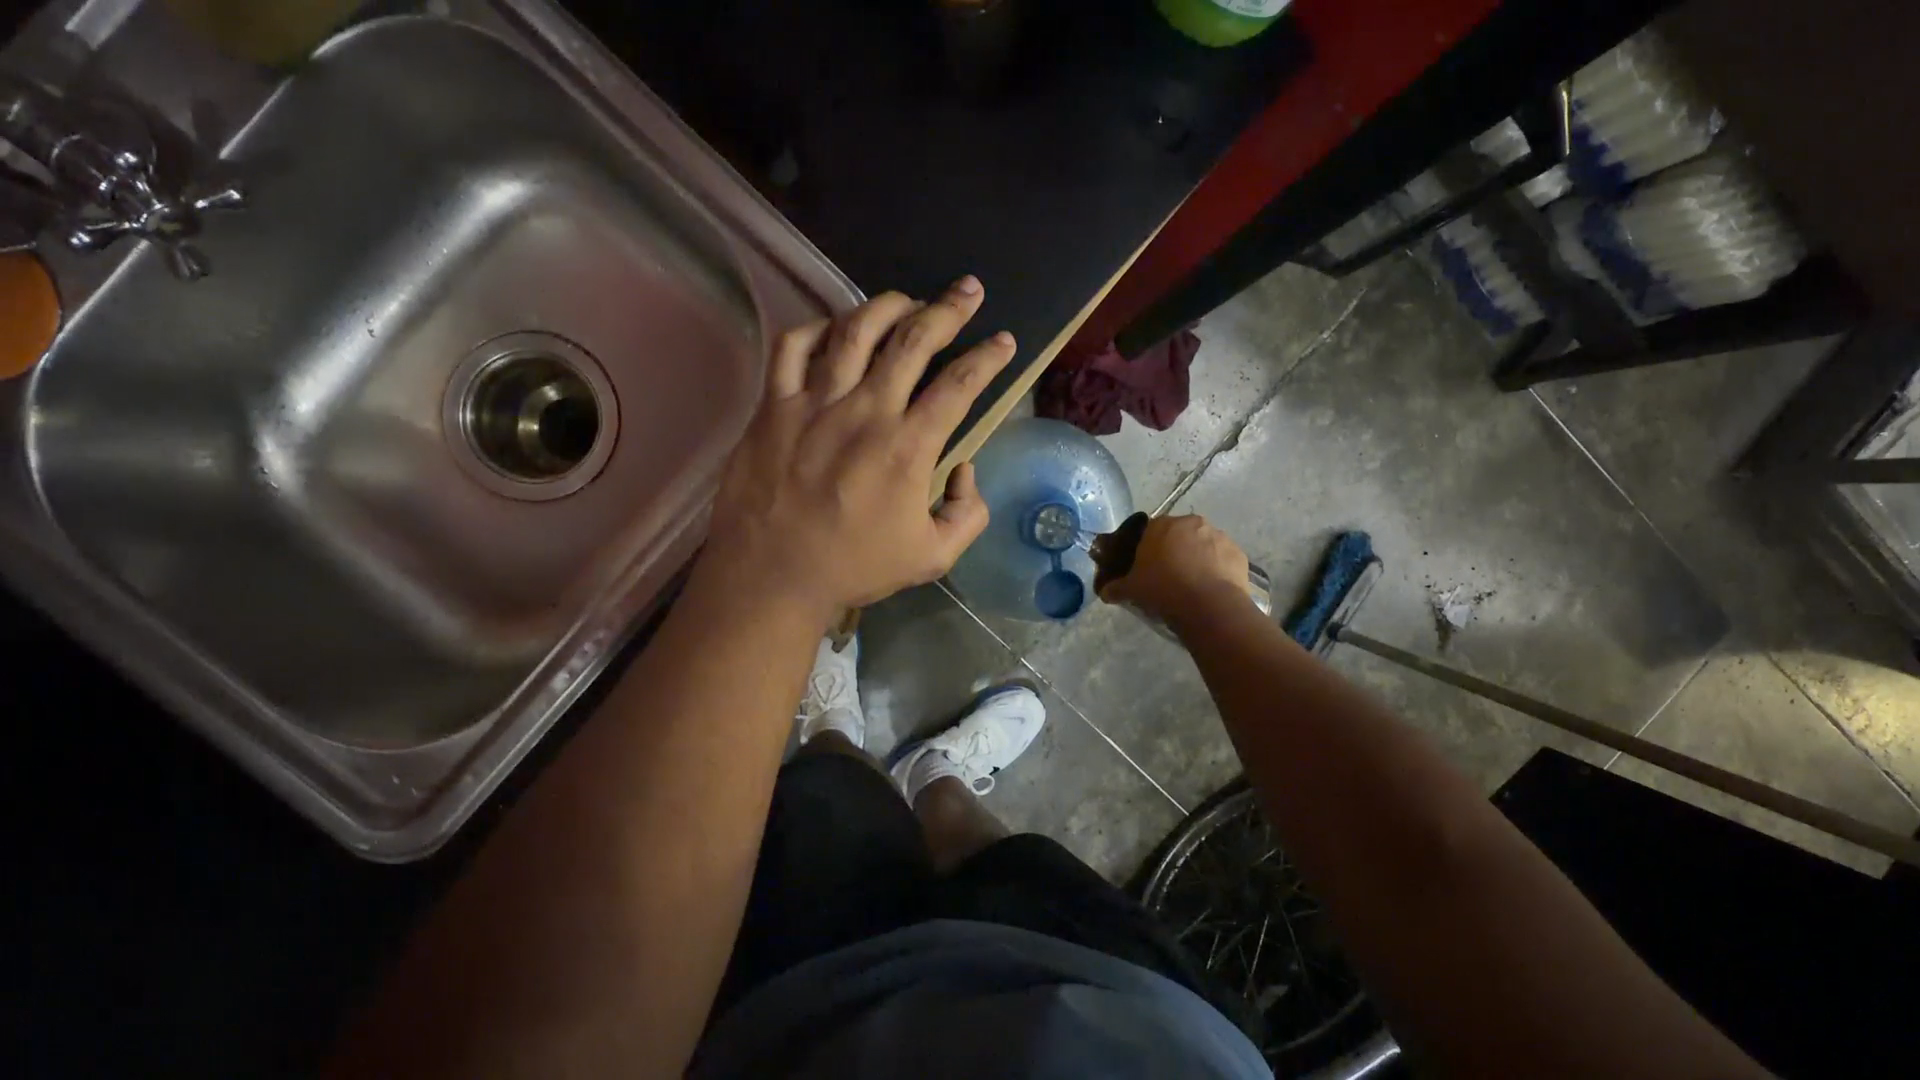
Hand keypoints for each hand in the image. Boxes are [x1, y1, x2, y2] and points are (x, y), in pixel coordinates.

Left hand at [696, 276, 1015, 621]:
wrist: (771, 576)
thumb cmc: (853, 568)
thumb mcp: (932, 558)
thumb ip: (966, 515)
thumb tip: (967, 471)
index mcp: (908, 447)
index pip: (960, 384)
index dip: (989, 357)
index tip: (1003, 340)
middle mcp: (866, 411)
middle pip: (914, 340)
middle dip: (949, 309)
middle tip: (968, 290)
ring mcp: (815, 402)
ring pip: (855, 330)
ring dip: (888, 305)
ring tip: (907, 300)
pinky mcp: (774, 406)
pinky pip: (791, 348)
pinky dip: (815, 328)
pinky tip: (834, 329)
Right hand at [1096, 515, 1249, 623]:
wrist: (1207, 605)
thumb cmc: (1163, 590)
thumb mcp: (1131, 589)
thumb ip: (1116, 587)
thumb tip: (1104, 592)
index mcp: (1161, 525)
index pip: (1150, 530)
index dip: (1148, 548)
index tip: (1147, 566)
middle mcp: (1191, 523)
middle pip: (1179, 534)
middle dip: (1175, 550)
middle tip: (1169, 576)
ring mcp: (1218, 536)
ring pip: (1203, 544)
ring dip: (1198, 558)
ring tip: (1193, 584)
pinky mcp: (1237, 552)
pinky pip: (1223, 558)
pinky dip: (1218, 569)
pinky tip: (1211, 588)